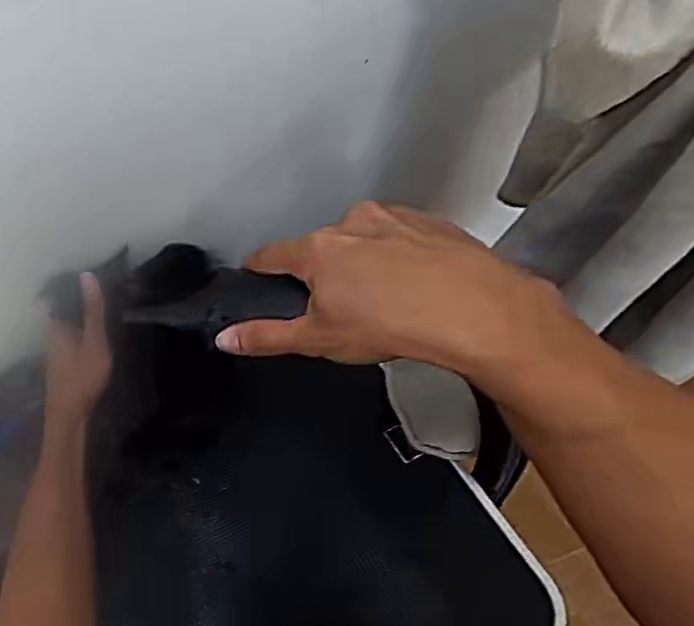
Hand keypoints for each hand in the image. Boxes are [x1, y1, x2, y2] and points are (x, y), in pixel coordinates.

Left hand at [44, 272, 112, 425]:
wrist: (69, 414)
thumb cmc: (82, 378)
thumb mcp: (94, 342)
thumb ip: (93, 311)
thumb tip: (87, 276)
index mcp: (57, 324)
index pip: (63, 294)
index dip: (76, 283)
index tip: (96, 275)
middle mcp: (52, 333)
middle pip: (65, 309)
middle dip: (80, 299)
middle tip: (103, 290)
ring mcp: (55, 349)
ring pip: (69, 324)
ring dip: (82, 316)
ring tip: (103, 308)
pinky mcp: (61, 362)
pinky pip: (72, 338)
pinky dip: (82, 331)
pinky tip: (95, 334)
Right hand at [215, 202, 601, 394]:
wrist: (467, 308)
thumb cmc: (391, 323)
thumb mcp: (318, 340)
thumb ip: (268, 337)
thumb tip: (227, 338)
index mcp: (317, 250)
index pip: (272, 255)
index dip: (261, 269)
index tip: (258, 274)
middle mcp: (351, 223)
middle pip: (320, 249)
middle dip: (322, 274)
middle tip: (337, 310)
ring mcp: (391, 218)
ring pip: (361, 242)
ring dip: (361, 265)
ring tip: (381, 303)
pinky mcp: (426, 222)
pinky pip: (398, 239)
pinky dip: (396, 258)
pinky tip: (408, 288)